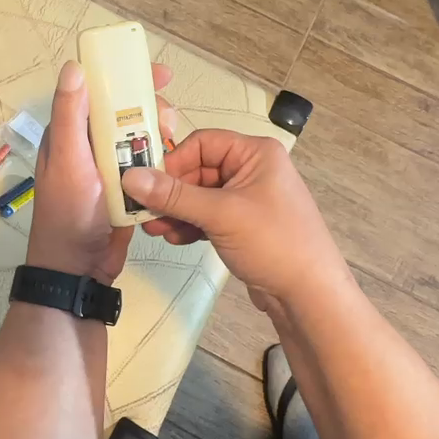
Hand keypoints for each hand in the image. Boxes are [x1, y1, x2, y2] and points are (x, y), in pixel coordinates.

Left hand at [26, 60, 172, 283]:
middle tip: (169, 119)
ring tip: (173, 141)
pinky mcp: (127, 189)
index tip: (158, 74)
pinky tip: (177, 162)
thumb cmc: (68, 212)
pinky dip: (163, 160)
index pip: (97, 92)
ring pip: (140, 138)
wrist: (78, 268)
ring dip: (159, 135)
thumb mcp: (68, 159)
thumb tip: (73, 67)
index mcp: (69, 134)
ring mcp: (109, 169)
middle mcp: (88, 147)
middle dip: (150, 109)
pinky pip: (149, 166)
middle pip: (124, 113)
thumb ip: (70, 114)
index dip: (125, 77)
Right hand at [122, 129, 348, 302]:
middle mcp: (252, 170)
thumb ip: (173, 196)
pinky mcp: (243, 224)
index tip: (148, 186)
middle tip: (144, 213)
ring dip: (176, 212)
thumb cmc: (272, 243)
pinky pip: (208, 216)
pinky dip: (190, 225)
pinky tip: (175, 238)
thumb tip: (129, 176)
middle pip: (198, 170)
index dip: (173, 162)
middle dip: (171, 193)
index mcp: (255, 153)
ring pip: (200, 196)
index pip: (202, 143)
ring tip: (155, 231)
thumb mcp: (220, 215)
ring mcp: (248, 198)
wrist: (308, 295)